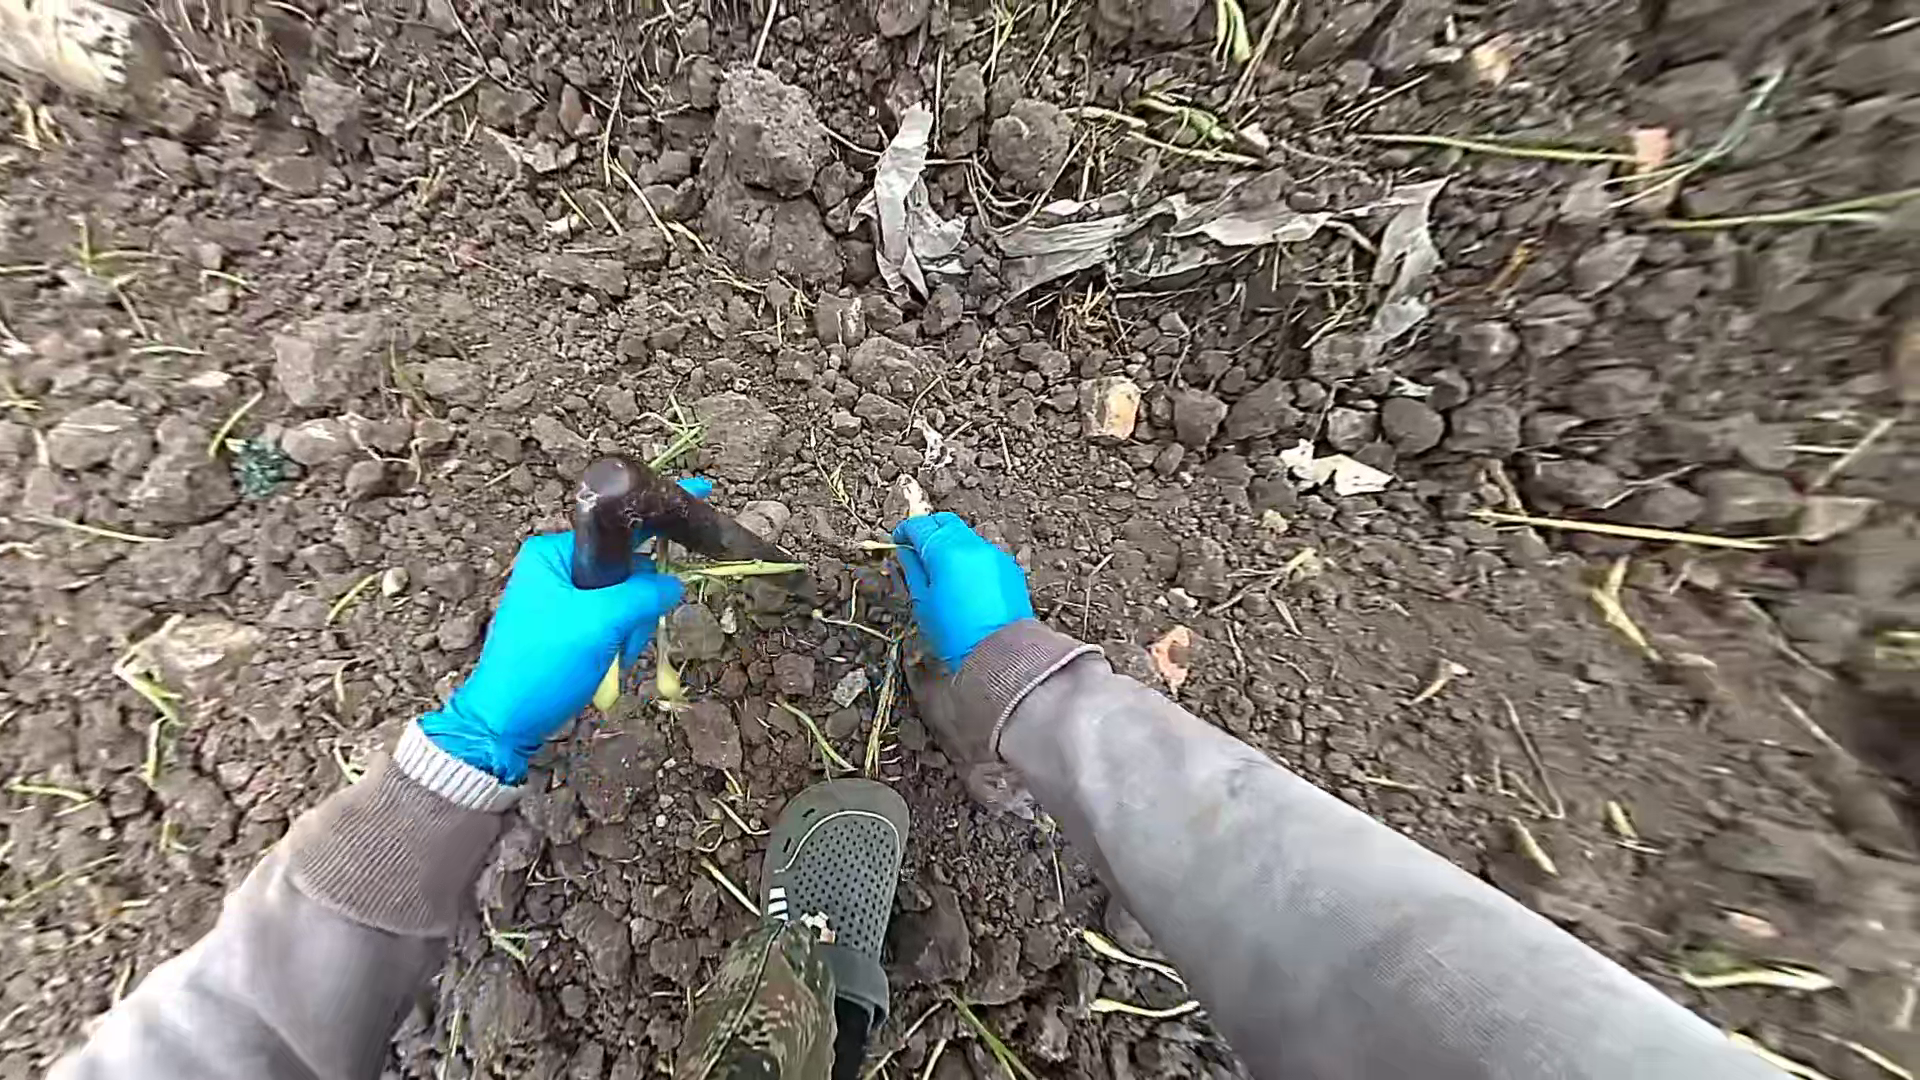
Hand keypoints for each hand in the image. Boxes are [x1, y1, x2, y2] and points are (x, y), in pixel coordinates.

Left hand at [422, 478, 711, 781]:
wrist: (508, 719)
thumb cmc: (544, 662)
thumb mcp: (601, 621)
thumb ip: (645, 593)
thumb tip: (676, 581)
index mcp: (556, 552)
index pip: (619, 522)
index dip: (661, 510)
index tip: (702, 491)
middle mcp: (562, 566)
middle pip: (632, 565)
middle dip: (642, 600)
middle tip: (631, 629)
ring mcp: (570, 594)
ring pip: (632, 595)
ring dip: (634, 624)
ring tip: (616, 650)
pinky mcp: (578, 620)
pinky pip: (621, 615)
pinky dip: (627, 635)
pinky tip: (615, 656)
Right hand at [893, 512, 1033, 672]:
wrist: (1000, 652)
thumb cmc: (955, 633)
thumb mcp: (923, 601)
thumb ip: (912, 570)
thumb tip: (905, 552)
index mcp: (945, 550)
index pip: (919, 525)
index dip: (905, 532)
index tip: (900, 542)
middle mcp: (971, 544)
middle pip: (944, 522)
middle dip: (929, 531)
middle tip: (918, 552)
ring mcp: (993, 553)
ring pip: (965, 536)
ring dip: (950, 544)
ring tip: (942, 571)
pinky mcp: (1008, 566)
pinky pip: (983, 552)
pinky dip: (970, 558)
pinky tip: (965, 581)